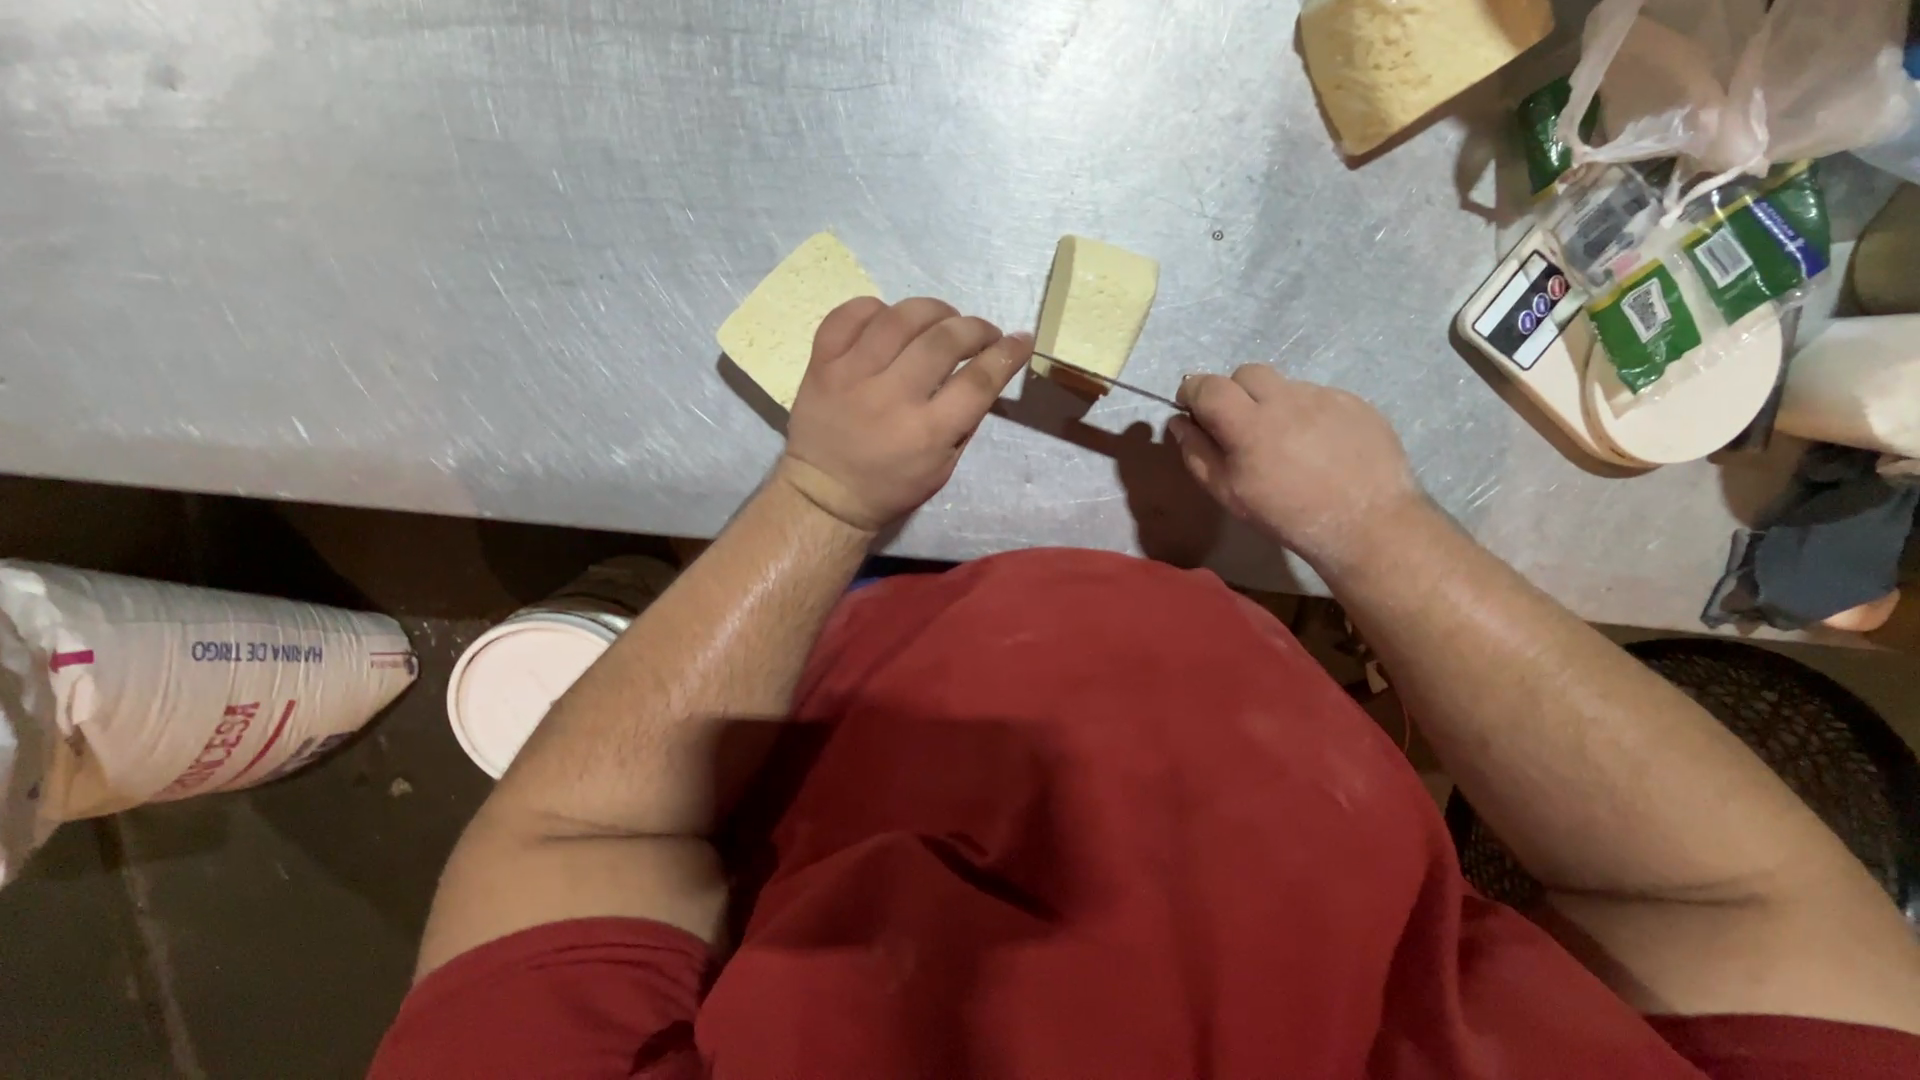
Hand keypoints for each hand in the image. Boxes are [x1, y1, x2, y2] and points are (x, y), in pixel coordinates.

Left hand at [778, 297, 1030, 533]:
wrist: (825, 494)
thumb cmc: (891, 487)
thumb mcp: (943, 467)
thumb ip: (965, 420)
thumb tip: (986, 372)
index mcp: (927, 432)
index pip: (979, 380)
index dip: (1007, 353)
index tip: (1020, 341)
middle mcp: (891, 397)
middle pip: (944, 339)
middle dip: (975, 328)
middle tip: (983, 333)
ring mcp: (852, 376)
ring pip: (900, 318)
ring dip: (933, 310)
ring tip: (942, 319)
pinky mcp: (822, 363)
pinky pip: (849, 315)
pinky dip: (875, 308)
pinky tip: (890, 319)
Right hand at [1169, 364, 1423, 567]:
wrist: (1366, 523)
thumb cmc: (1287, 516)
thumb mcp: (1229, 494)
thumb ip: (1197, 454)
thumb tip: (1180, 423)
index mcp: (1249, 424)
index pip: (1208, 386)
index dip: (1193, 391)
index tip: (1190, 406)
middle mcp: (1286, 399)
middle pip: (1246, 373)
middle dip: (1233, 392)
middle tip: (1238, 424)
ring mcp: (1323, 397)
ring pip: (1283, 385)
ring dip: (1272, 403)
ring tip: (1284, 441)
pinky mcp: (1354, 402)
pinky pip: (1317, 397)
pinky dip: (1307, 413)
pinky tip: (1317, 445)